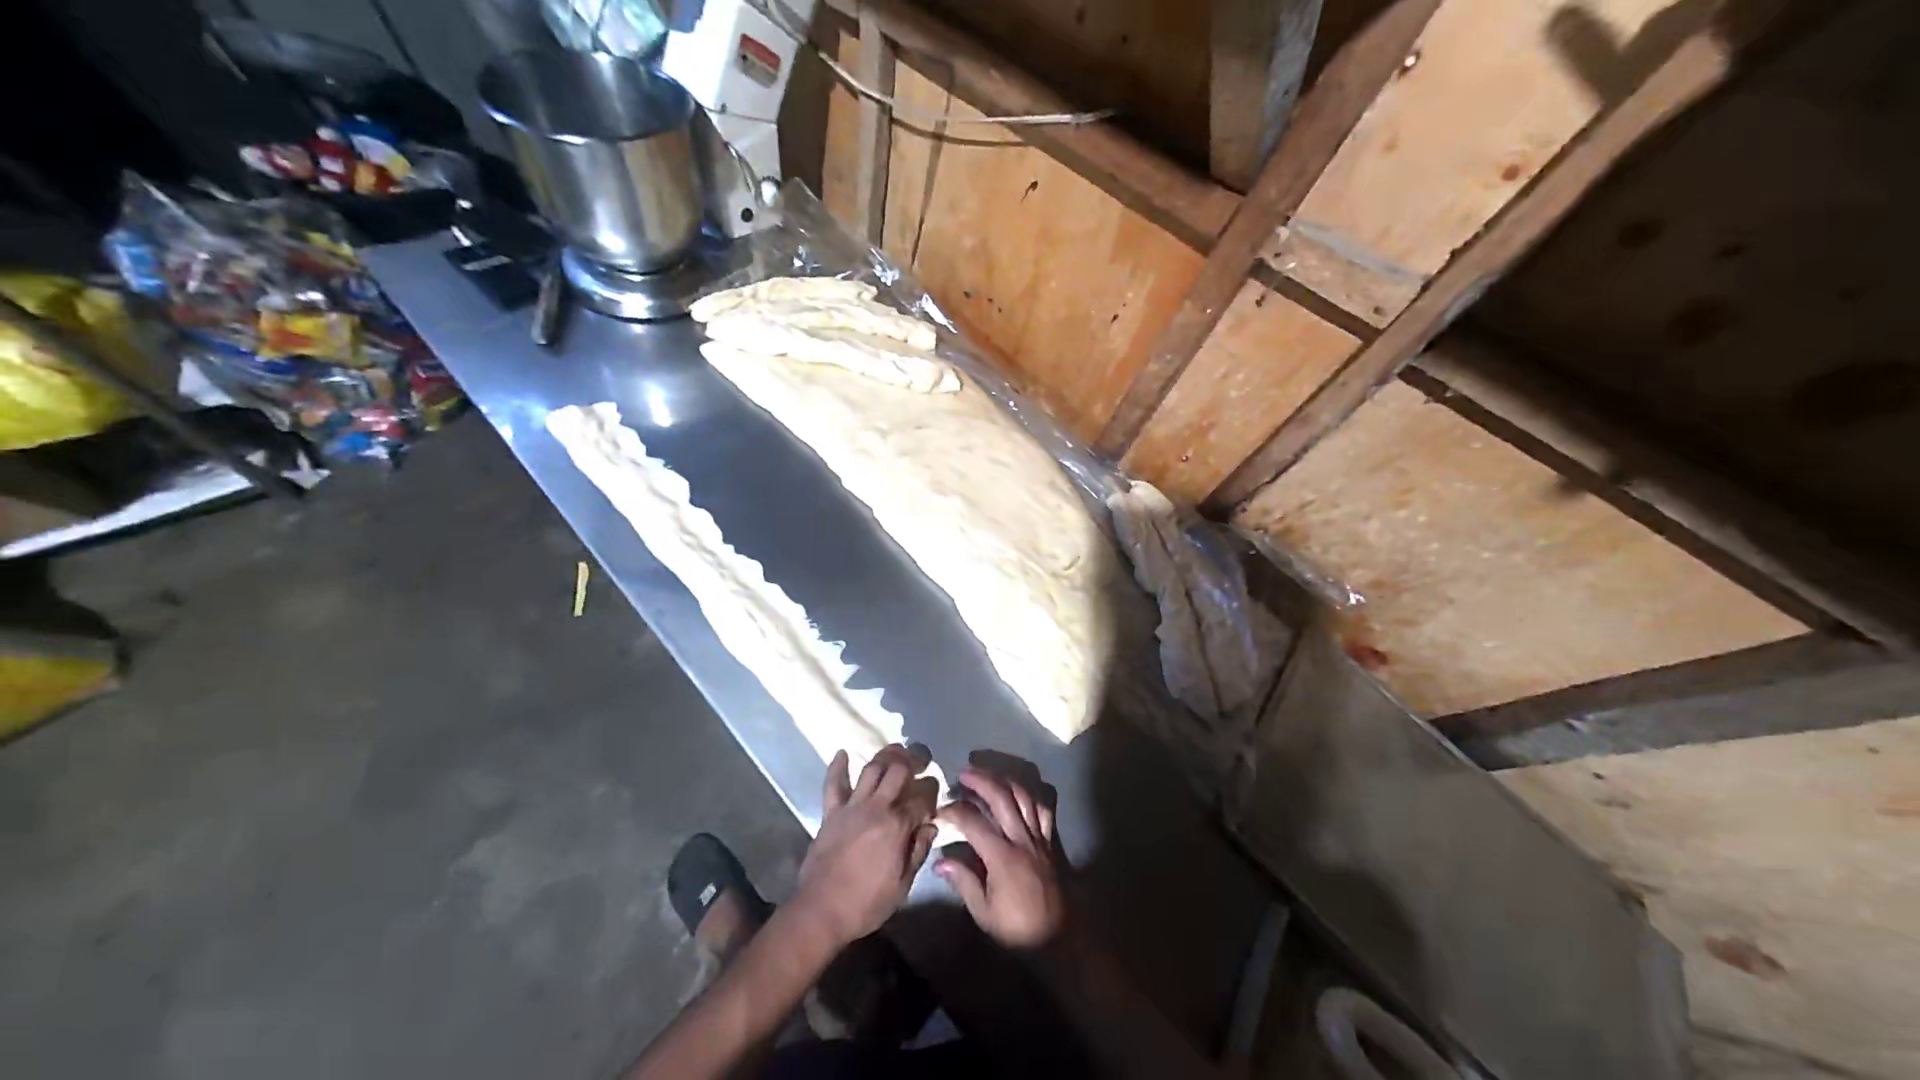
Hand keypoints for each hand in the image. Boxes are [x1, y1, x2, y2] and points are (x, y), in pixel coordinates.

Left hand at [790, 746, 938, 948]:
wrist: (821, 909)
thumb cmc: (866, 903)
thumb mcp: (902, 885)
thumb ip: (918, 851)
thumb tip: (931, 827)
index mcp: (898, 826)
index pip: (922, 798)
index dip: (932, 793)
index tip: (935, 795)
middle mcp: (876, 807)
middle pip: (898, 771)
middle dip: (913, 761)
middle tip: (921, 760)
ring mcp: (851, 807)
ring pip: (870, 769)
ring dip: (884, 756)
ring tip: (896, 751)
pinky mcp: (830, 812)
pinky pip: (833, 784)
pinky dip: (837, 767)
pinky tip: (843, 753)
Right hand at [934, 768, 1069, 948]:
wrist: (1059, 937)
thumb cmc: (1018, 928)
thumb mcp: (984, 912)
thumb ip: (963, 882)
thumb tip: (939, 862)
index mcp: (1002, 856)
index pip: (973, 822)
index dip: (954, 811)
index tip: (940, 810)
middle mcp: (1021, 839)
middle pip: (1001, 797)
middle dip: (981, 781)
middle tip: (964, 773)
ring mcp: (1039, 837)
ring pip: (1023, 797)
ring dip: (1004, 781)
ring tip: (988, 775)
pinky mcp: (1050, 841)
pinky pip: (1042, 810)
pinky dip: (1029, 797)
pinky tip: (1018, 793)